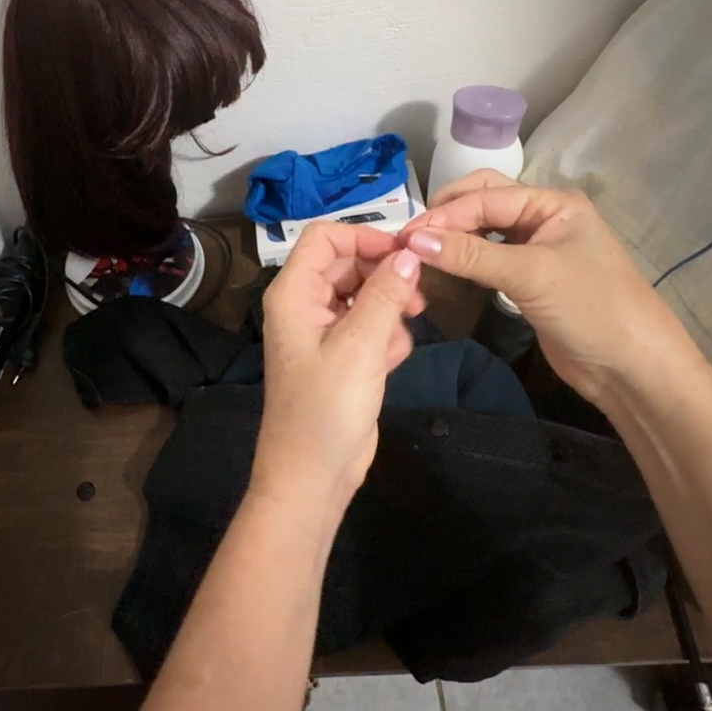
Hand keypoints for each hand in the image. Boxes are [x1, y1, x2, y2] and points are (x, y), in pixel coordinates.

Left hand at [254, 222, 424, 512]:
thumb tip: (409, 254)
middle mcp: (305, 305)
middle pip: (348, 264)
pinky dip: (384, 337)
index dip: (363, 237)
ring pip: (364, 296)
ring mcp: (323, 332)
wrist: (313, 474)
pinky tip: (390, 362)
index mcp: (294, 293)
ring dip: (388, 311)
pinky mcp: (342, 356)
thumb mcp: (360, 345)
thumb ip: (385, 295)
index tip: (403, 253)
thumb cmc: (327, 407)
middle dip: (383, 277)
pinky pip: (369, 326)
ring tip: (399, 338)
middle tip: (417, 298)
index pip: (324, 238)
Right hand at [399, 170, 697, 402]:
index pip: (486, 195)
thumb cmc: (591, 308)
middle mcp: (544, 218)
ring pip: (484, 231)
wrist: (632, 369)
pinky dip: (464, 260)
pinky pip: (489, 258)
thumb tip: (413, 241)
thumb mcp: (529, 275)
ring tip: (419, 253)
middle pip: (483, 203)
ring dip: (454, 237)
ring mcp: (537, 249)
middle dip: (447, 217)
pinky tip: (444, 268)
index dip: (445, 214)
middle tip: (410, 240)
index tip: (406, 237)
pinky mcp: (530, 279)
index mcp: (553, 203)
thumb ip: (471, 255)